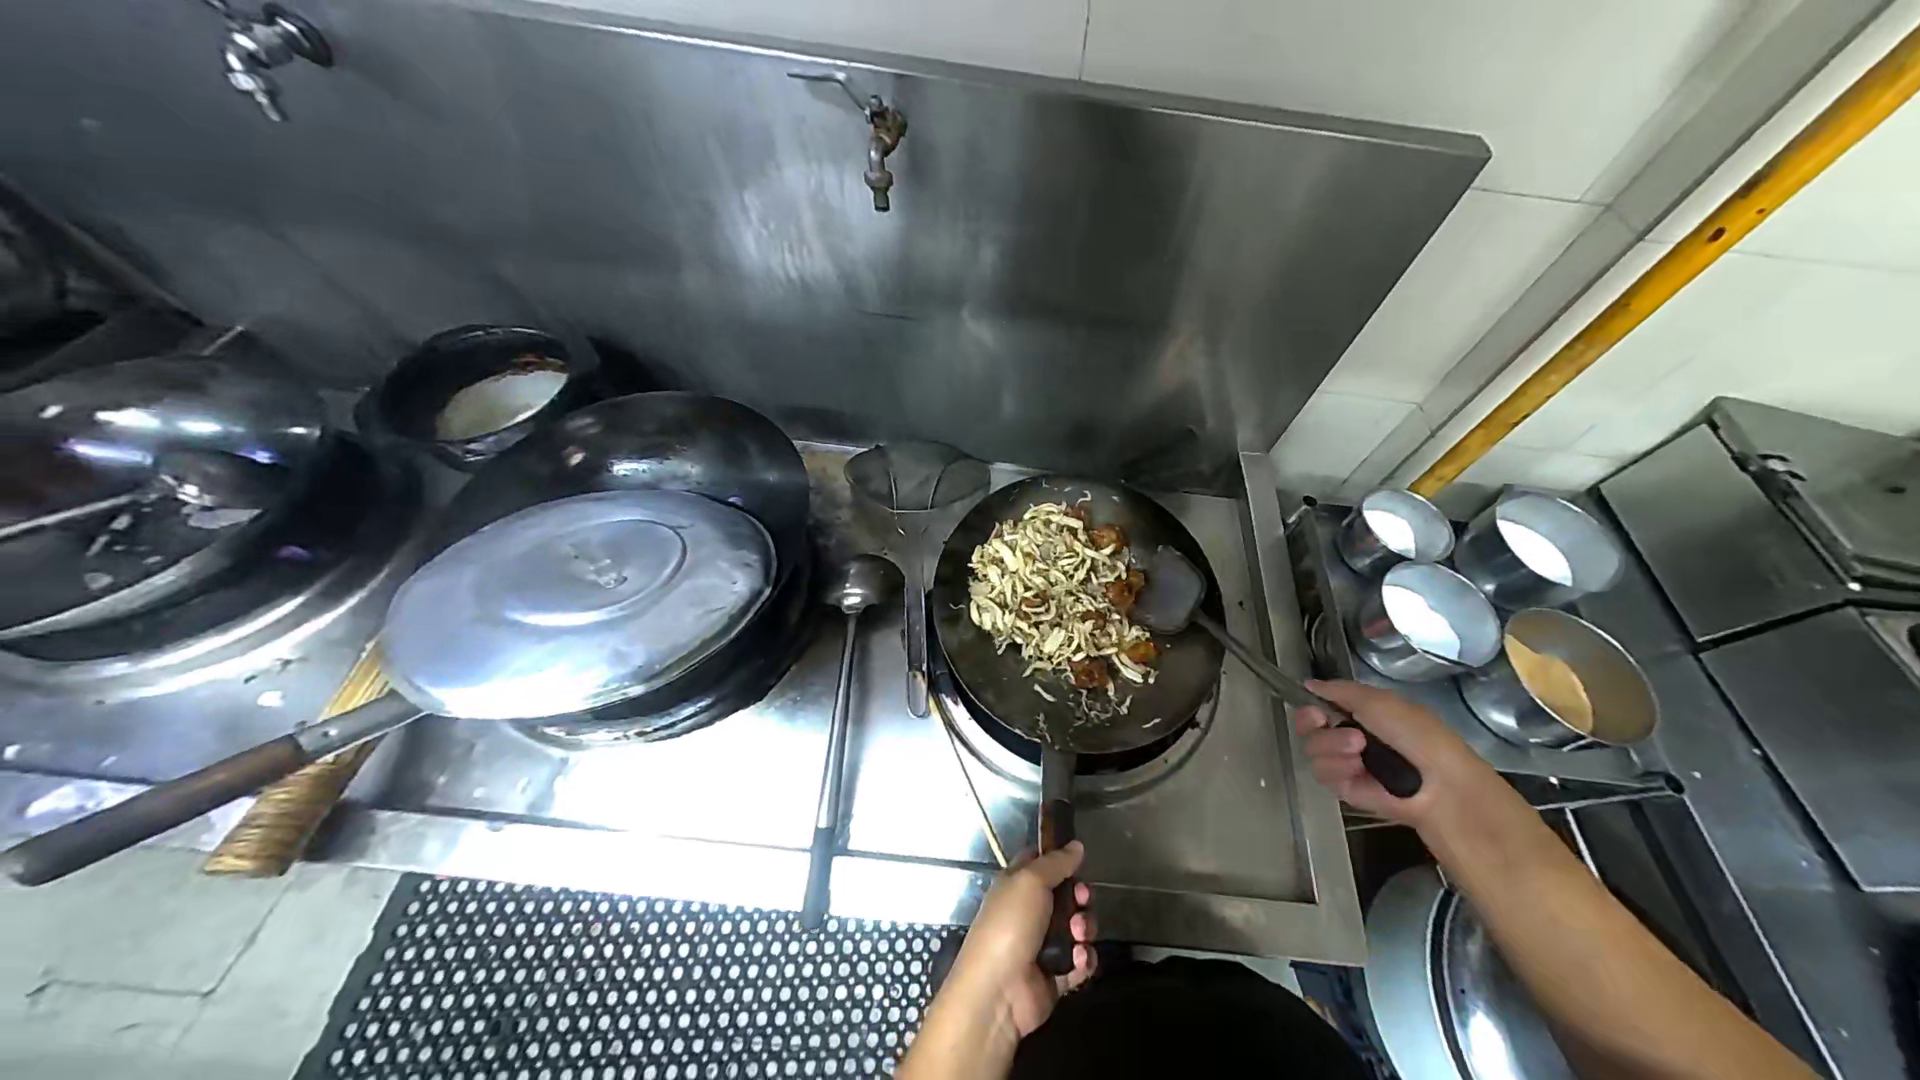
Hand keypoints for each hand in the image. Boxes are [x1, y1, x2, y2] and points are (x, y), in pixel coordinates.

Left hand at [940, 842, 1097, 1038]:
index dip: (1060, 860)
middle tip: (1082, 900)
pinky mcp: (1057, 974)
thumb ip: (1056, 862)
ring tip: (1078, 935)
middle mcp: (1030, 911)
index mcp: (1017, 885)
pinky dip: (1084, 959)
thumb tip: (1076, 845)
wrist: (998, 989)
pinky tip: (1078, 960)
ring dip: (1085, 928)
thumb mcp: (1030, 881)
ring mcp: (1044, 944)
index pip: (1041, 863)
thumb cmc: (1010, 924)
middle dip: (1081, 897)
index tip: (1077, 862)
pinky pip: (1081, 961)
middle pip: (1067, 895)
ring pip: (1078, 927)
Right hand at [1295, 679, 1498, 826]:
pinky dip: (1338, 767)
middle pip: (1307, 728)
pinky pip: (1321, 773)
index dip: (1309, 706)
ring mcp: (1344, 763)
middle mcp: (1347, 737)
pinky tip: (1357, 769)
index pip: (1317, 707)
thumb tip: (1308, 684)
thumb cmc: (1415, 735)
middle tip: (1326, 723)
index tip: (1315, 709)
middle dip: (1313, 725)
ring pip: (1312, 749)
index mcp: (1359, 714)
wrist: (1439, 784)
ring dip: (1333, 747)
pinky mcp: (1344, 788)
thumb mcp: (1379, 701)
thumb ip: (1339, 690)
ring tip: (1359, 751)